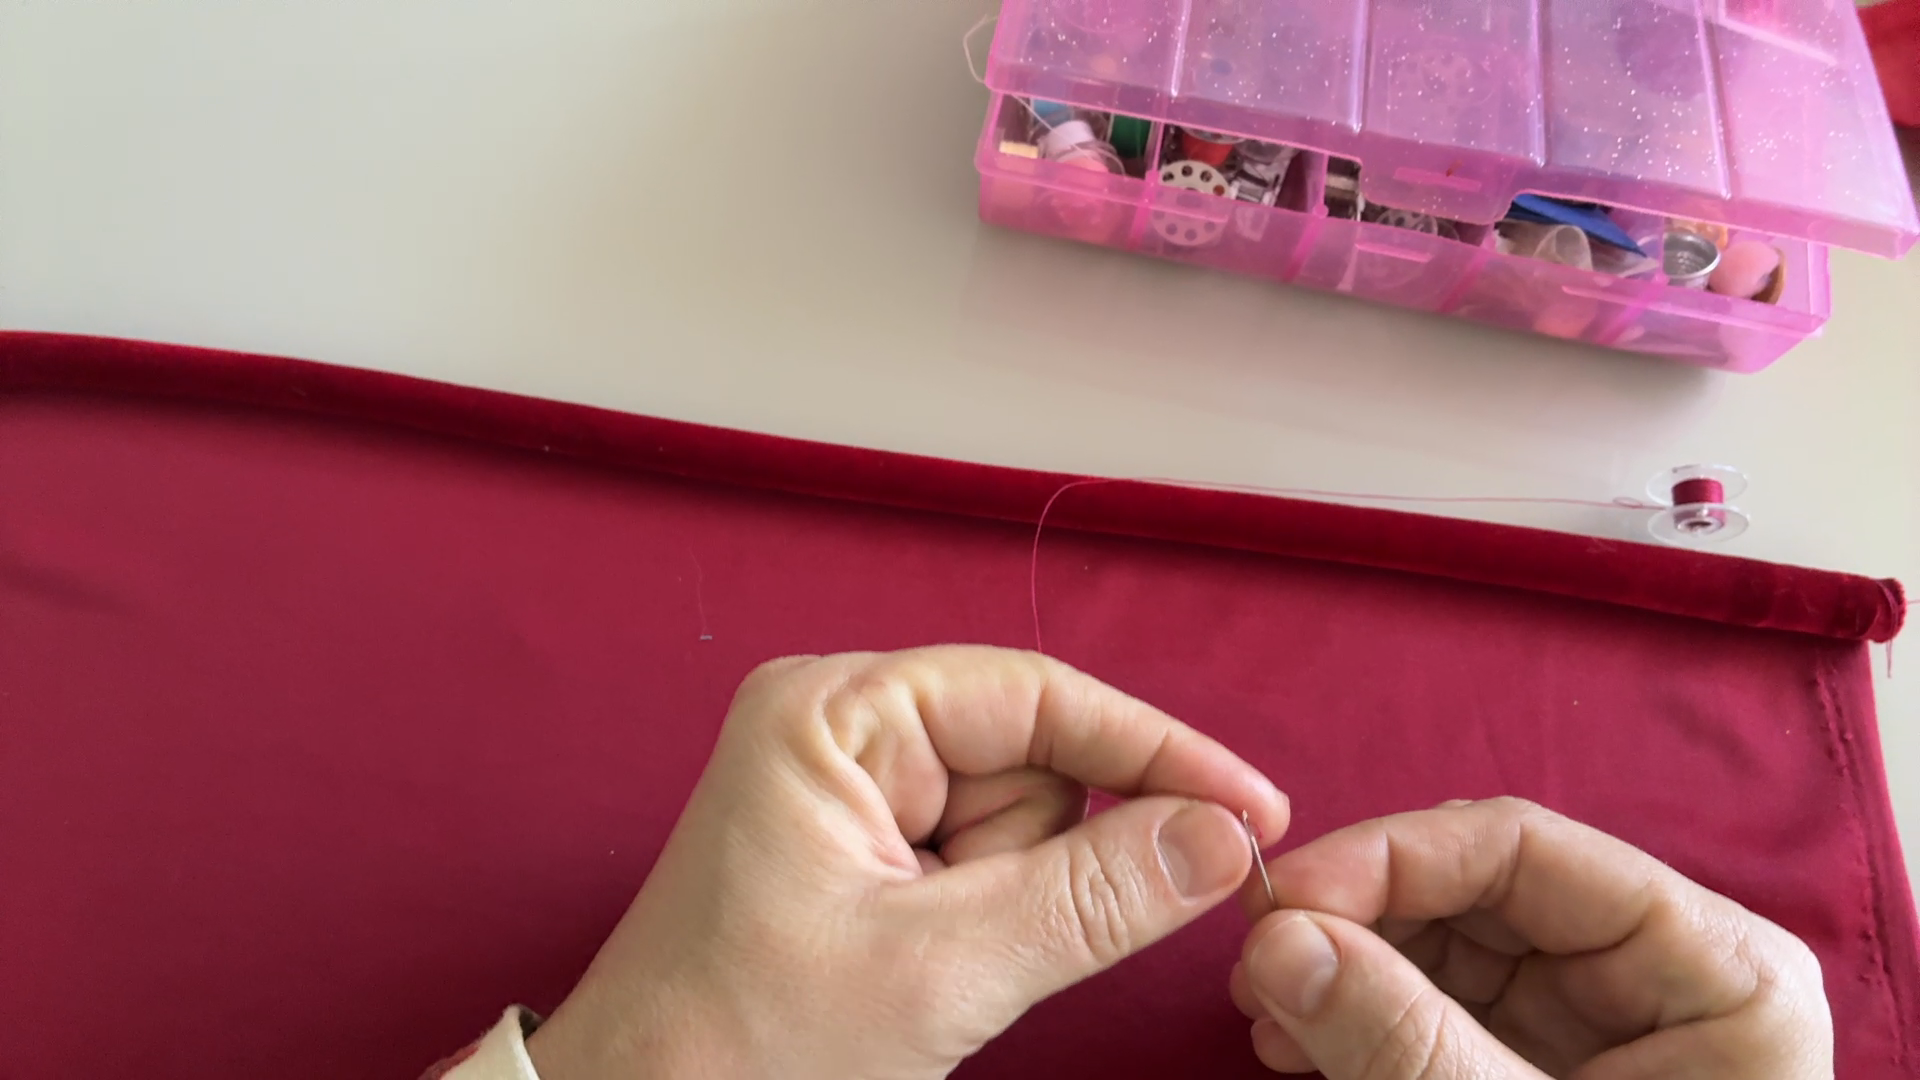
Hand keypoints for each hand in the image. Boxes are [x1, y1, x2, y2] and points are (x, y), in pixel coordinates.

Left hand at [528, 646, 1289, 1079]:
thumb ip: (1092, 898)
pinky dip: (985, 898)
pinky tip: (924, 941)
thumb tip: (1221, 836)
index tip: (1254, 804)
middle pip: (1025, 752)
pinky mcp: (866, 815)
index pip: (1032, 693)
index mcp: (837, 708)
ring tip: (927, 949)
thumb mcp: (938, 975)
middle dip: (1038, 852)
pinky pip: (978, 839)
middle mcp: (845, 712)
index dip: (1150, 745)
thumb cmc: (749, 1053)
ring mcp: (854, 762)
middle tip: (974, 936)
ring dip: (1003, 889)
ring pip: (1012, 805)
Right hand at [1229, 798, 1831, 1077]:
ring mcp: (1568, 996)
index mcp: (1705, 962)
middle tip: (1256, 956)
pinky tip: (1288, 1038)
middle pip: (1455, 881)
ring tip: (1260, 1007)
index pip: (1519, 844)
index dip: (1388, 854)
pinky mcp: (1511, 1034)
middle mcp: (1633, 957)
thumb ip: (1408, 1042)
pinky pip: (1407, 983)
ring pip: (1417, 925)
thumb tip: (1273, 938)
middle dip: (1342, 913)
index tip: (1284, 897)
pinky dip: (1339, 1001)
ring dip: (1325, 956)